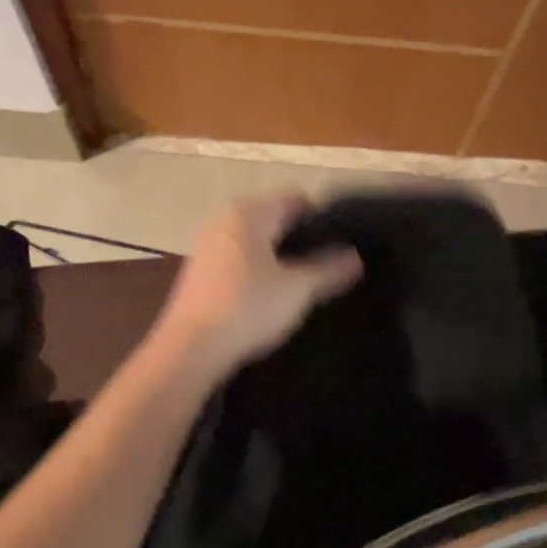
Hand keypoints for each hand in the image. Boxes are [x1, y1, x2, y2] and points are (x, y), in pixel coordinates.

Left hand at [155, 192, 362, 371]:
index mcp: (249, 213)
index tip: (338, 247)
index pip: (295, 198)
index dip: (320, 219)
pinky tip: (264, 301)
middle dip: (297, 240)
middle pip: (272, 219)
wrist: (191, 349)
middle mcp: (224, 220)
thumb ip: (328, 269)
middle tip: (322, 270)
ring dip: (275, 259)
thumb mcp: (298, 290)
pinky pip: (236, 263)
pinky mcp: (197, 275)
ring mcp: (206, 247)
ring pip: (253, 242)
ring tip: (297, 288)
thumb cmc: (248, 309)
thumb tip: (355, 257)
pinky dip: (253, 274)